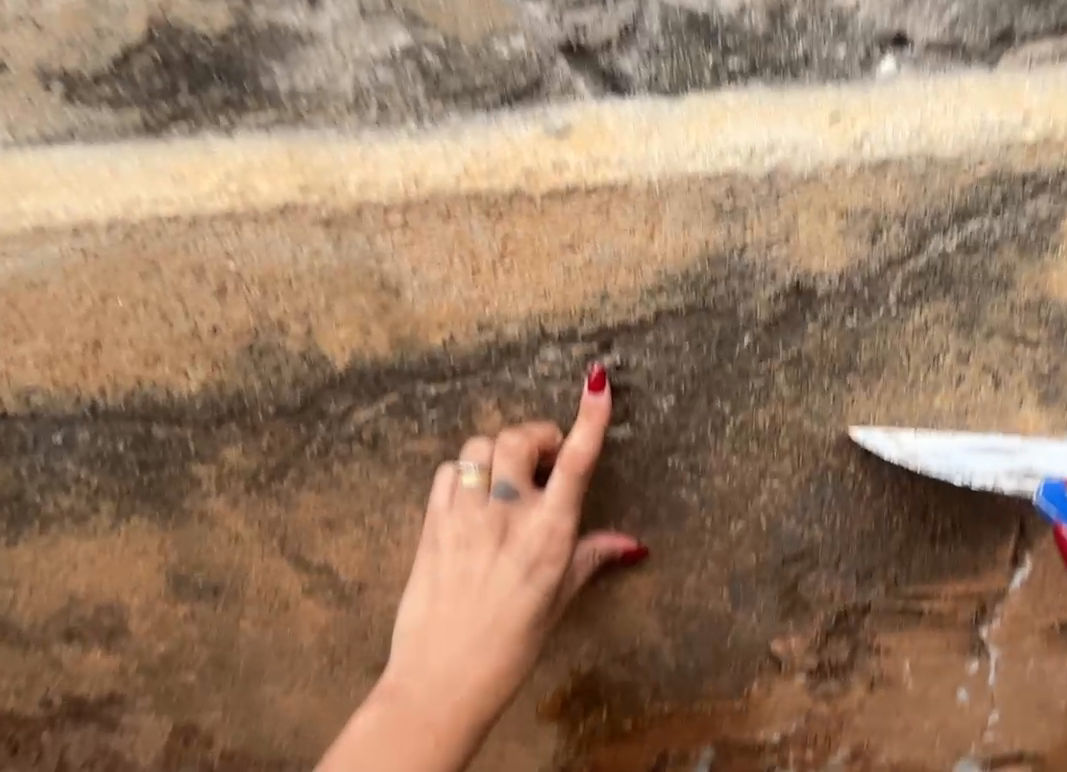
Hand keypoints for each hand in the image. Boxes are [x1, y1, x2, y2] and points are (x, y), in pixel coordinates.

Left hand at [321, 364, 643, 771]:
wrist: (440, 683)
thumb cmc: (510, 645)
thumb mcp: (561, 598)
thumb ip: (594, 556)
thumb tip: (633, 544)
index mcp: (548, 536)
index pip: (576, 462)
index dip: (589, 417)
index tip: (597, 382)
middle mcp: (507, 519)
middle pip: (519, 438)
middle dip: (535, 435)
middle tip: (543, 458)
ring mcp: (465, 519)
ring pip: (479, 447)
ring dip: (498, 451)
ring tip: (507, 476)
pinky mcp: (432, 527)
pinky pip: (447, 472)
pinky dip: (464, 471)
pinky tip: (473, 494)